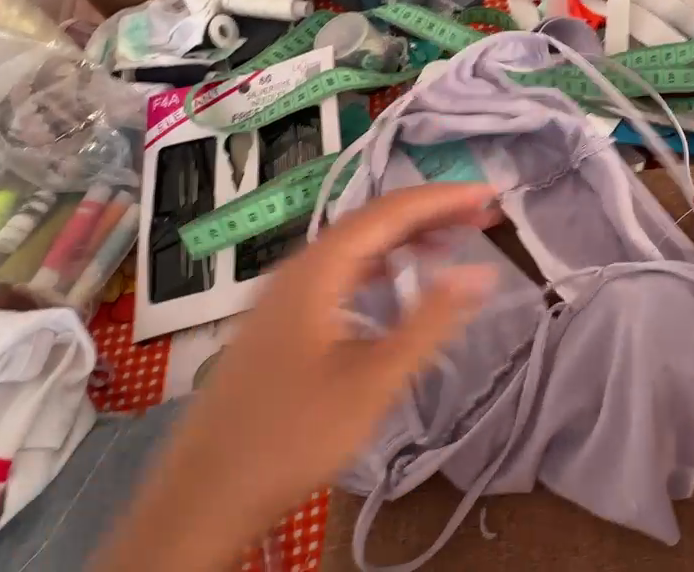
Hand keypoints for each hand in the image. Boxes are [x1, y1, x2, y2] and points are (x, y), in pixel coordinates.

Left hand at [93, 183, 501, 571]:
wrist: (200, 499)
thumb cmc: (294, 437)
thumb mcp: (376, 379)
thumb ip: (432, 320)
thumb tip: (484, 271)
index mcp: (317, 269)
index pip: (392, 211)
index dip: (446, 197)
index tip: (493, 195)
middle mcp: (297, 267)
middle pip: (373, 221)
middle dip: (432, 212)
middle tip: (485, 216)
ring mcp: (282, 293)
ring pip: (355, 246)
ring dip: (407, 237)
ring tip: (455, 241)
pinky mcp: (279, 319)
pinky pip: (340, 271)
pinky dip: (381, 264)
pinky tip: (399, 281)